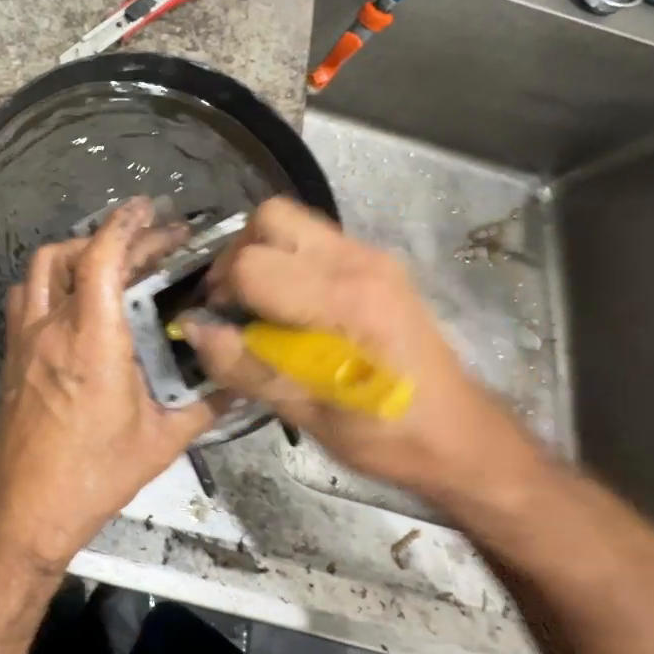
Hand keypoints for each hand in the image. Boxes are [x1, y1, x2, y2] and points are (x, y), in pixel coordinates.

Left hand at [0, 198, 222, 569]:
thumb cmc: (95, 473)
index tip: (149, 210)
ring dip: (76, 251)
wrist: (27, 507)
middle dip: (116, 236)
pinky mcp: (11, 351)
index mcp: (92, 340)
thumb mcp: (162, 440)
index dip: (126, 226)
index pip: (102, 259)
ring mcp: (25, 337)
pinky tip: (75, 296)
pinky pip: (25, 294)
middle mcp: (53, 326)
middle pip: (74, 254)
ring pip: (41, 268)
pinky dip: (50, 280)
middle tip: (153, 242)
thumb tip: (242, 376)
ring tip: (112, 258)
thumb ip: (206, 403)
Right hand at [183, 197, 541, 507]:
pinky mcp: (377, 262)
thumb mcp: (306, 412)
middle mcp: (357, 263)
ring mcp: (371, 256)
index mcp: (342, 303)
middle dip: (239, 254)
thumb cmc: (385, 435)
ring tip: (261, 301)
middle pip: (269, 217)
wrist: (460, 435)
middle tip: (236, 300)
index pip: (252, 264)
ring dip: (263, 252)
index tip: (221, 324)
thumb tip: (193, 328)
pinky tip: (294, 304)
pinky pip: (314, 237)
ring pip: (291, 219)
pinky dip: (289, 258)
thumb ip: (242, 364)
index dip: (222, 292)